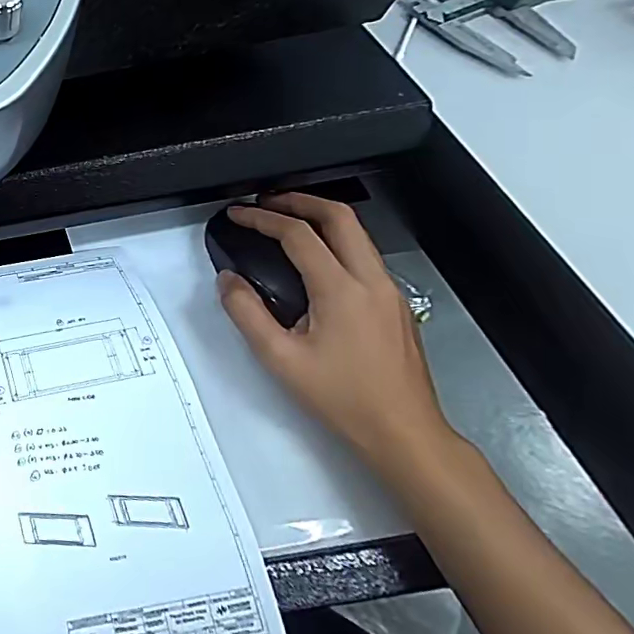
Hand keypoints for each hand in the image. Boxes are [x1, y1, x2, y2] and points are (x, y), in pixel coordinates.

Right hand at [216, 193, 456, 473]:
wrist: (404, 433)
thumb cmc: (345, 400)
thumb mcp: (281, 359)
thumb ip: (247, 313)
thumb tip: (229, 281)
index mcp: (342, 290)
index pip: (298, 234)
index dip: (263, 218)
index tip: (240, 214)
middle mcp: (371, 281)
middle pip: (339, 216)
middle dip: (299, 200)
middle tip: (268, 201)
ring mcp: (389, 291)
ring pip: (357, 232)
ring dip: (320, 216)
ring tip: (288, 220)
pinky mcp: (396, 304)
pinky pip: (365, 253)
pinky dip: (337, 239)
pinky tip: (317, 256)